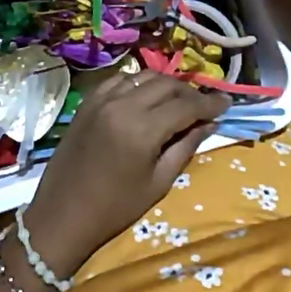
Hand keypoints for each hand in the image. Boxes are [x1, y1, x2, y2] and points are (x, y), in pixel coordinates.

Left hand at [24, 72, 228, 266]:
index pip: (186, 105)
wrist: (63, 214)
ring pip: (144, 77)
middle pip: (167, 85)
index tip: (226, 104)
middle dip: (190, 93)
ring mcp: (102, 99)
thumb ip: (186, 146)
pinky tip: (146, 97)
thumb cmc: (115, 207)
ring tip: (178, 101)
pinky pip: (120, 80)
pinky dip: (138, 84)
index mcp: (142, 128)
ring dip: (166, 85)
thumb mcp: (159, 181)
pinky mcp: (88, 102)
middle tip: (204, 106)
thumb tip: (210, 123)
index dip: (210, 104)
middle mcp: (123, 105)